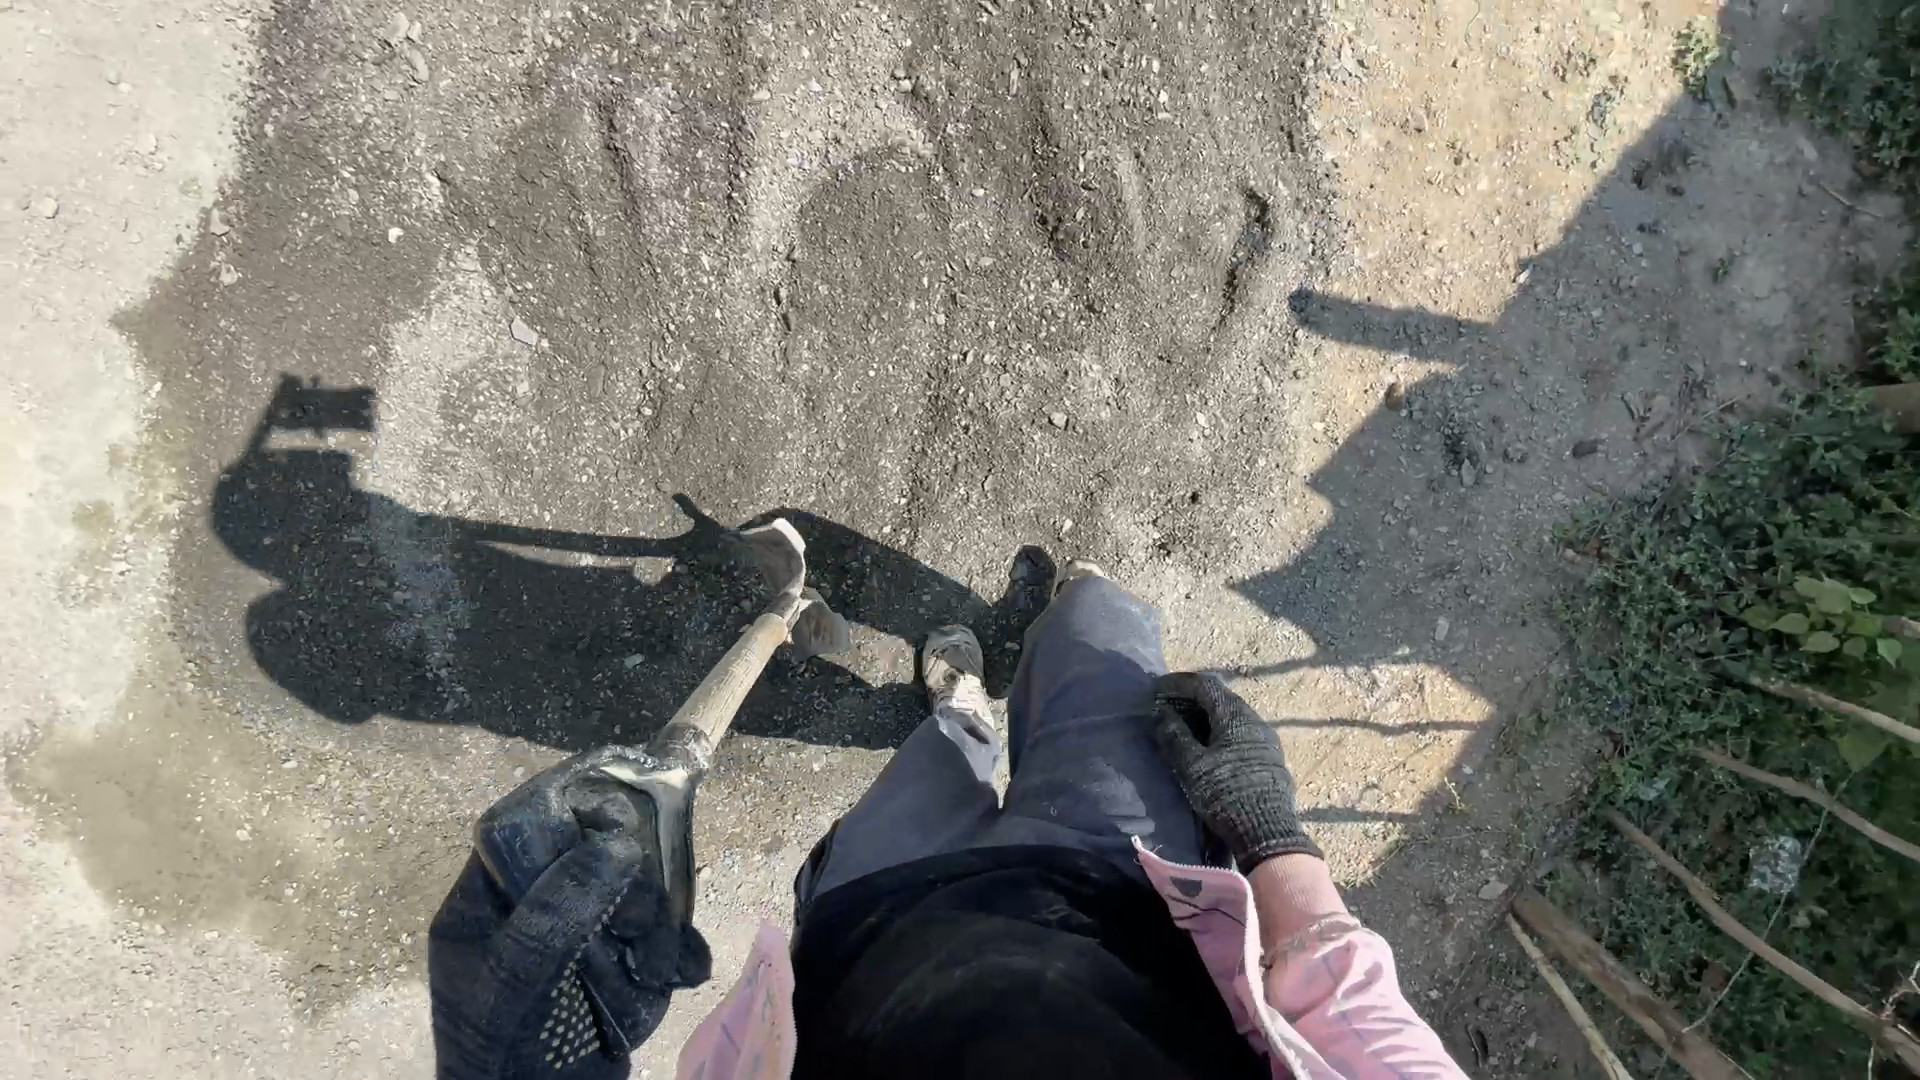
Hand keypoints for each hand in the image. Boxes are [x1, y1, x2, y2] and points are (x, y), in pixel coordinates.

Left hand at [429, 747, 710, 1079]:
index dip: (582, 793)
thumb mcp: (516, 989)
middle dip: (634, 880)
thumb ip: (555, 915)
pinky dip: (678, 943)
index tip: (630, 799)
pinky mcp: (622, 941)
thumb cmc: (506, 1058)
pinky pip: (665, 914)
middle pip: (603, 838)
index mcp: (493, 891)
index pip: (534, 811)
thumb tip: (614, 842)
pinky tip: (680, 971)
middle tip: (635, 927)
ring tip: (650, 972)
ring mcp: (585, 914)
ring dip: (658, 922)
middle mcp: (539, 891)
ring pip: (643, 875)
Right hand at [1151, 672, 1321, 872]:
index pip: (1205, 685)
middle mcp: (1255, 720)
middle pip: (1219, 698)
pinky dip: (1216, 730)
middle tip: (1164, 707)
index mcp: (1236, 716)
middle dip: (1189, 698)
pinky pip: (1238, 732)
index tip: (1155, 690)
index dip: (1177, 684)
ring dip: (1203, 715)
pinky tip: (1205, 745)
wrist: (1269, 835)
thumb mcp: (1191, 765)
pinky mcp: (1268, 758)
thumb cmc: (1226, 794)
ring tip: (1180, 726)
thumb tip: (1158, 712)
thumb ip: (1173, 734)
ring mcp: (1265, 740)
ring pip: (1229, 716)